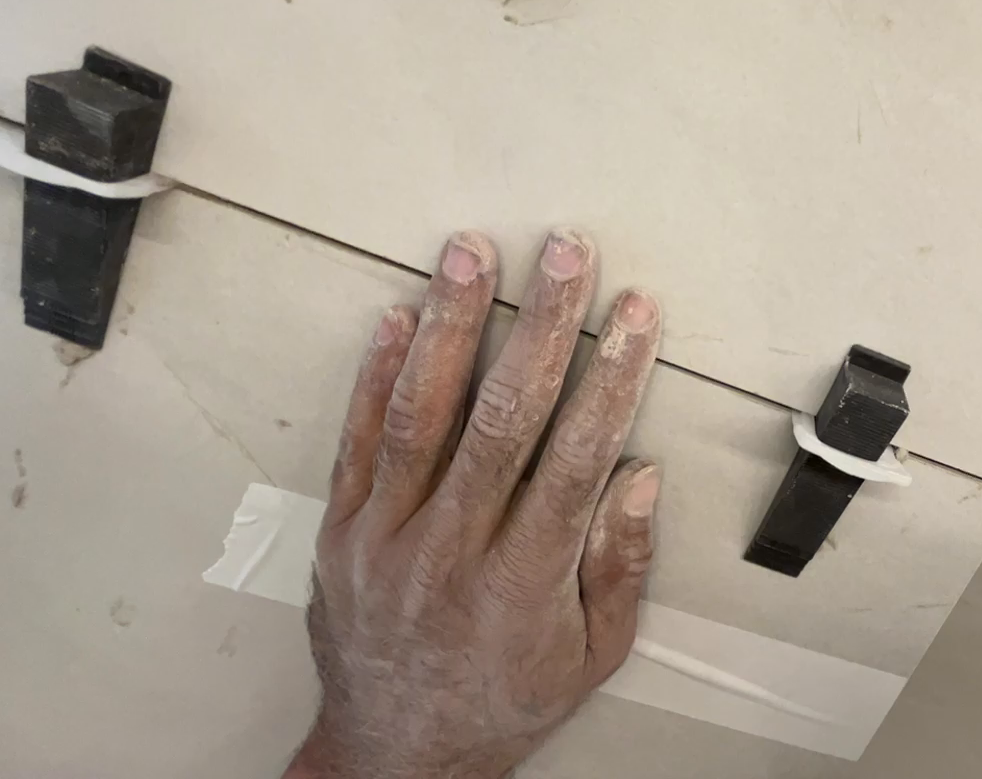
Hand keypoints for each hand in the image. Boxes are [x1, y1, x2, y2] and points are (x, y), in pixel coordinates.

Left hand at [286, 229, 663, 777]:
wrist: (392, 758)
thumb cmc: (508, 699)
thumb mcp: (596, 652)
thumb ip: (622, 562)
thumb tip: (641, 473)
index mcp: (523, 580)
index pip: (576, 457)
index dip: (612, 377)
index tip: (635, 315)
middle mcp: (451, 548)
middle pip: (504, 417)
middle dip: (542, 323)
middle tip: (565, 252)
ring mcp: (384, 535)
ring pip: (423, 414)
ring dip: (453, 323)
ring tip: (470, 253)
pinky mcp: (339, 530)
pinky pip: (357, 441)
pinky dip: (377, 373)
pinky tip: (398, 315)